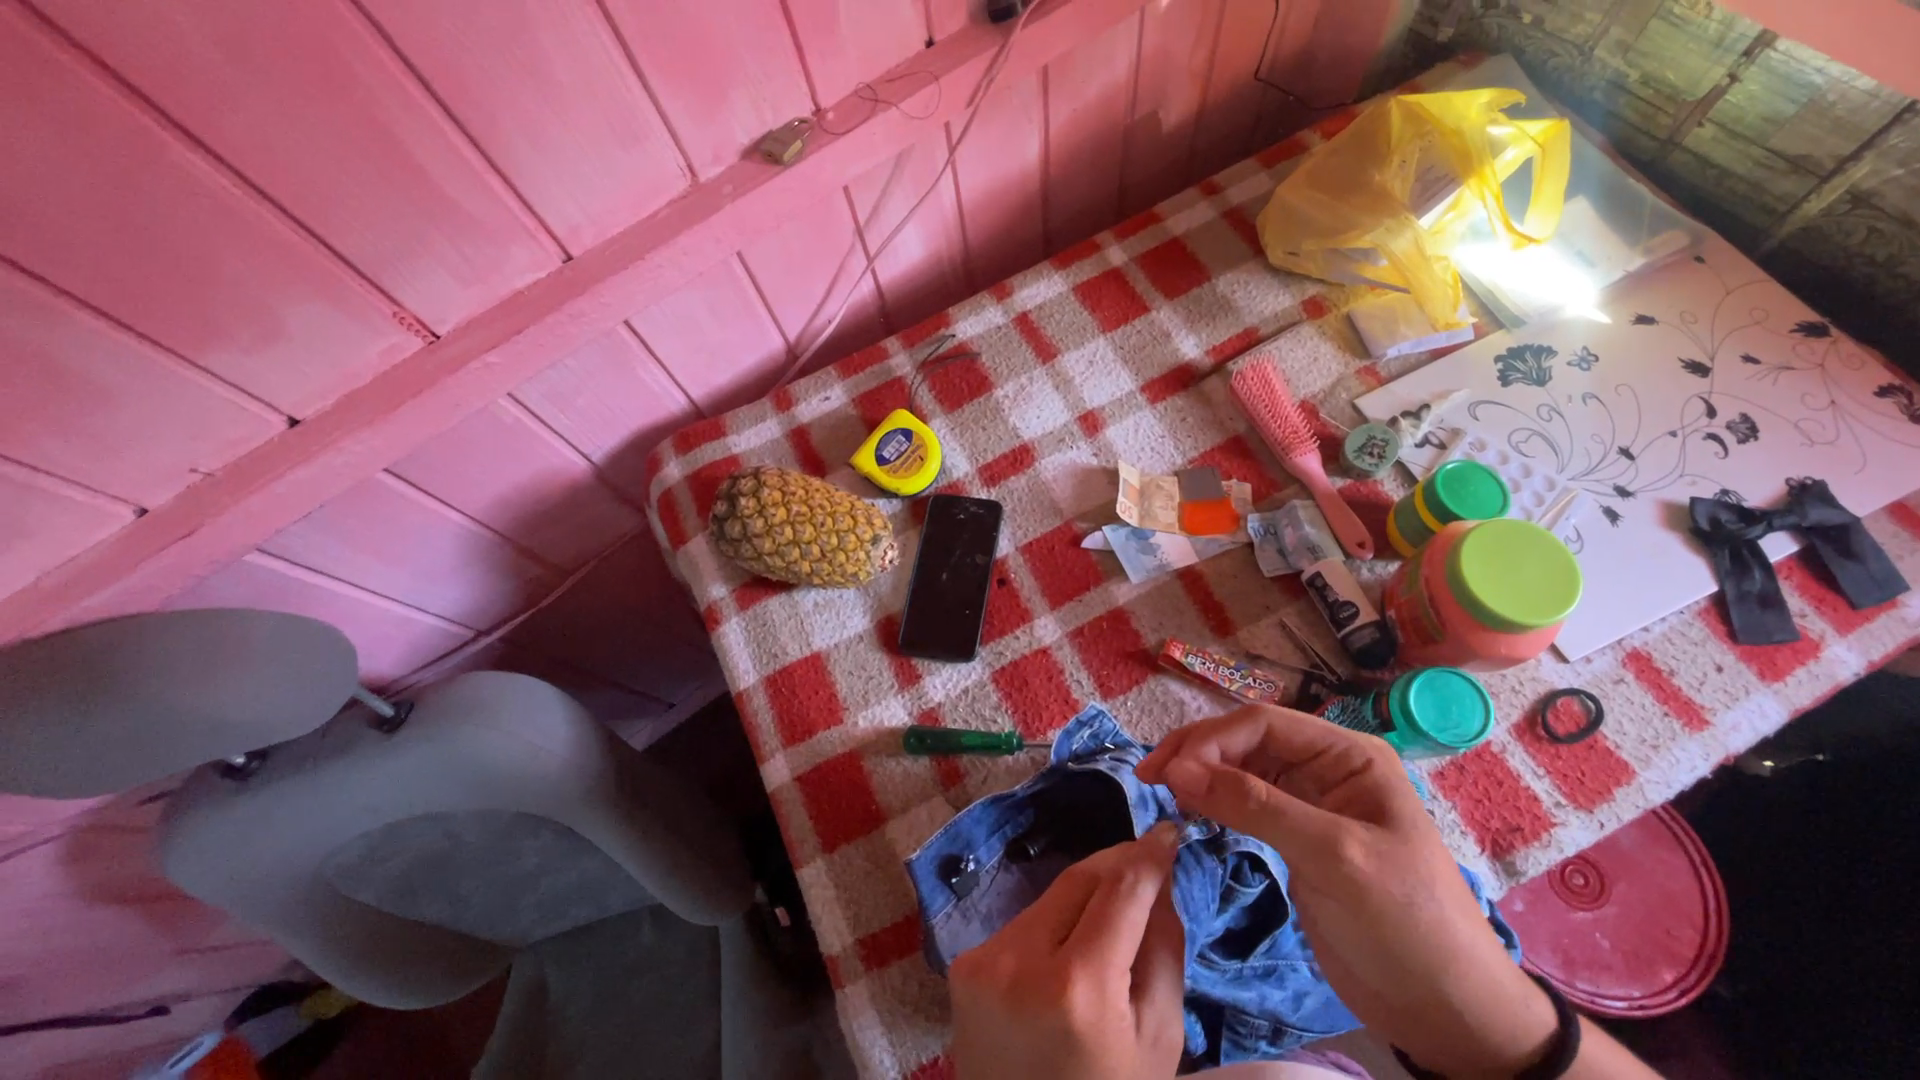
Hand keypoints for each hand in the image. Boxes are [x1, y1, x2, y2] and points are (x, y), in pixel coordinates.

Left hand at [948, 823, 1185, 1079]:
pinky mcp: (963, 963)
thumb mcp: (1158, 1038)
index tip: (1171, 833)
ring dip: (1086, 894)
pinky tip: (1073, 943)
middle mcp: (1020, 959)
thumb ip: (1162, 951)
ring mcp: (983, 959)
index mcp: (1078, 986)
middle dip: (1118, 864)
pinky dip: (1054, 923)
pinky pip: (1023, 923)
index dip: (1148, 855)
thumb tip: (1160, 883)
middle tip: (1150, 859)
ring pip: (1049, 898)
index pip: (1119, 890)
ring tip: (1117, 911)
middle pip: (1078, 880)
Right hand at [1136, 706, 1556, 1078]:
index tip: (1166, 772)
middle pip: (1247, 742)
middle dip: (1198, 753)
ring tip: (1162, 794)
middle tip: (1149, 778)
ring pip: (1241, 772)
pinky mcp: (1297, 842)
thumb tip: (1177, 770)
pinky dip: (1213, 806)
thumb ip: (1255, 807)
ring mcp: (1311, 806)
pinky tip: (1190, 814)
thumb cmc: (1403, 922)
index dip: (1210, 740)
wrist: (1445, 1010)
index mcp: (1349, 756)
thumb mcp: (1332, 856)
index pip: (1264, 724)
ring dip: (1201, 777)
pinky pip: (1246, 807)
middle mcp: (1327, 770)